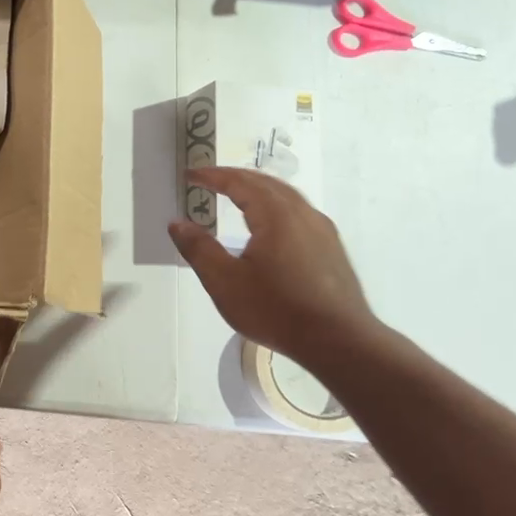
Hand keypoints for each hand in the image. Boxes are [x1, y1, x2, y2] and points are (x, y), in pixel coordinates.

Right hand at [169, 166, 382, 363]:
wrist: (338, 340)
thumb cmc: (275, 309)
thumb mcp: (224, 281)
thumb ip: (199, 248)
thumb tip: (177, 223)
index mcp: (277, 217)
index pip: (242, 184)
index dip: (213, 176)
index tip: (190, 175)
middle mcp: (304, 216)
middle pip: (268, 184)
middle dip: (236, 177)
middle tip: (209, 179)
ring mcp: (322, 232)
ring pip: (287, 197)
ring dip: (258, 189)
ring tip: (235, 194)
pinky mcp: (330, 249)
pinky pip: (298, 213)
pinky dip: (274, 205)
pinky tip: (266, 223)